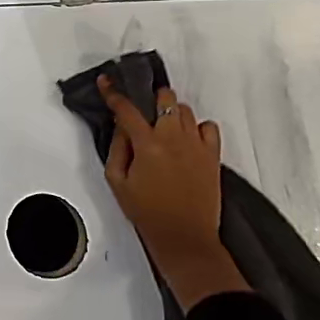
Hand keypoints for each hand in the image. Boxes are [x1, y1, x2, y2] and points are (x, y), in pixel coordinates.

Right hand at [99, 75, 249, 308]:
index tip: (106, 81)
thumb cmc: (146, 212)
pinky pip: (209, 127)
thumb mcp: (117, 182)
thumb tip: (121, 127)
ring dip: (172, 113)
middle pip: (165, 99)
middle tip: (145, 111)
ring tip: (165, 128)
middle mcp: (173, 138)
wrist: (184, 237)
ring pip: (185, 110)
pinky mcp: (213, 156)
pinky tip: (188, 138)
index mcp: (147, 144)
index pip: (127, 109)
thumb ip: (116, 148)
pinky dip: (198, 127)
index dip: (114, 93)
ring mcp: (197, 145)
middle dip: (152, 99)